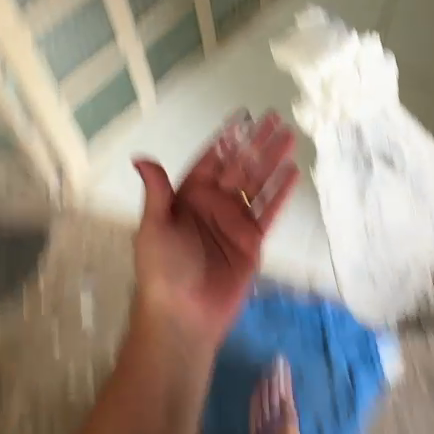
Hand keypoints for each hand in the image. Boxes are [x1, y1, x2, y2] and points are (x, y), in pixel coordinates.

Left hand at [131, 110, 301, 351]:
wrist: (184, 317)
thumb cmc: (164, 270)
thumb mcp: (154, 228)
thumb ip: (157, 192)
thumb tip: (140, 158)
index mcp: (189, 196)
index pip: (213, 159)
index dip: (228, 138)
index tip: (244, 116)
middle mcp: (214, 203)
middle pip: (240, 165)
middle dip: (258, 142)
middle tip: (276, 118)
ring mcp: (235, 221)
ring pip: (258, 182)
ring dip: (273, 160)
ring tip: (290, 137)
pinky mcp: (252, 241)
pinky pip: (269, 210)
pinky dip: (281, 192)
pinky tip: (293, 172)